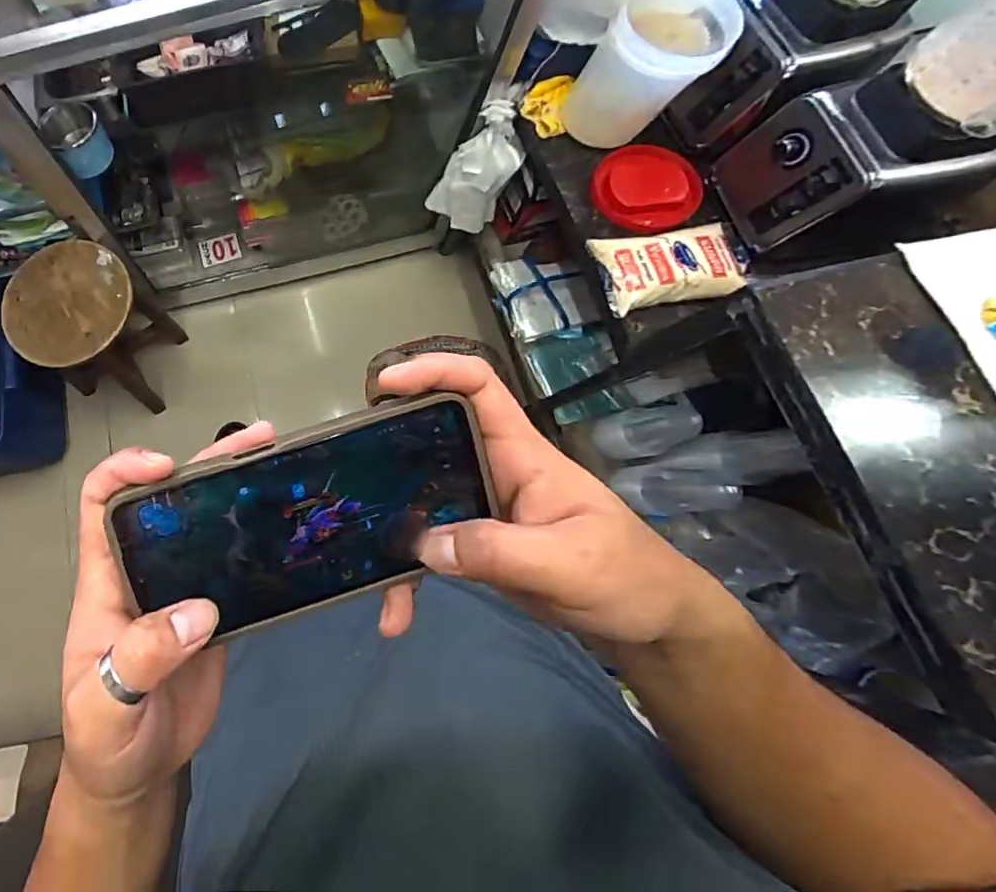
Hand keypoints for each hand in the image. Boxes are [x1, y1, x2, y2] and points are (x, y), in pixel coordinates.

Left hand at [60, 421, 416, 808]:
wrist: (136, 773)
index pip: (102, 501)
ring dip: (237, 489)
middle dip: (206, 462)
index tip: (165, 464)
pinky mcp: (213, 609)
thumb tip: (200, 611)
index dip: (125, 470)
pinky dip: (257, 537)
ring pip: (206, 523)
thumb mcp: (105, 705)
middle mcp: (145, 568)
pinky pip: (233, 562)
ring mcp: (181, 587)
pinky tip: (284, 523)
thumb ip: (141, 659)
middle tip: (255, 439)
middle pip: (169, 498)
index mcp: (106, 578)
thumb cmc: (103, 739)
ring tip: (277, 461)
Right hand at [374, 354, 738, 648]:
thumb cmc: (626, 575)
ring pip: (420, 498)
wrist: (647, 625)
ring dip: (389, 524)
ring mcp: (481, 508)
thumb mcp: (569, 562)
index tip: (385, 384)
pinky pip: (429, 551)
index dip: (433, 370)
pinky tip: (395, 616)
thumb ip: (499, 551)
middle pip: (432, 434)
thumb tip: (425, 545)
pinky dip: (409, 580)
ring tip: (354, 549)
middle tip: (348, 458)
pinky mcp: (475, 545)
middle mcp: (492, 469)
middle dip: (389, 441)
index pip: (478, 386)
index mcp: (520, 453)